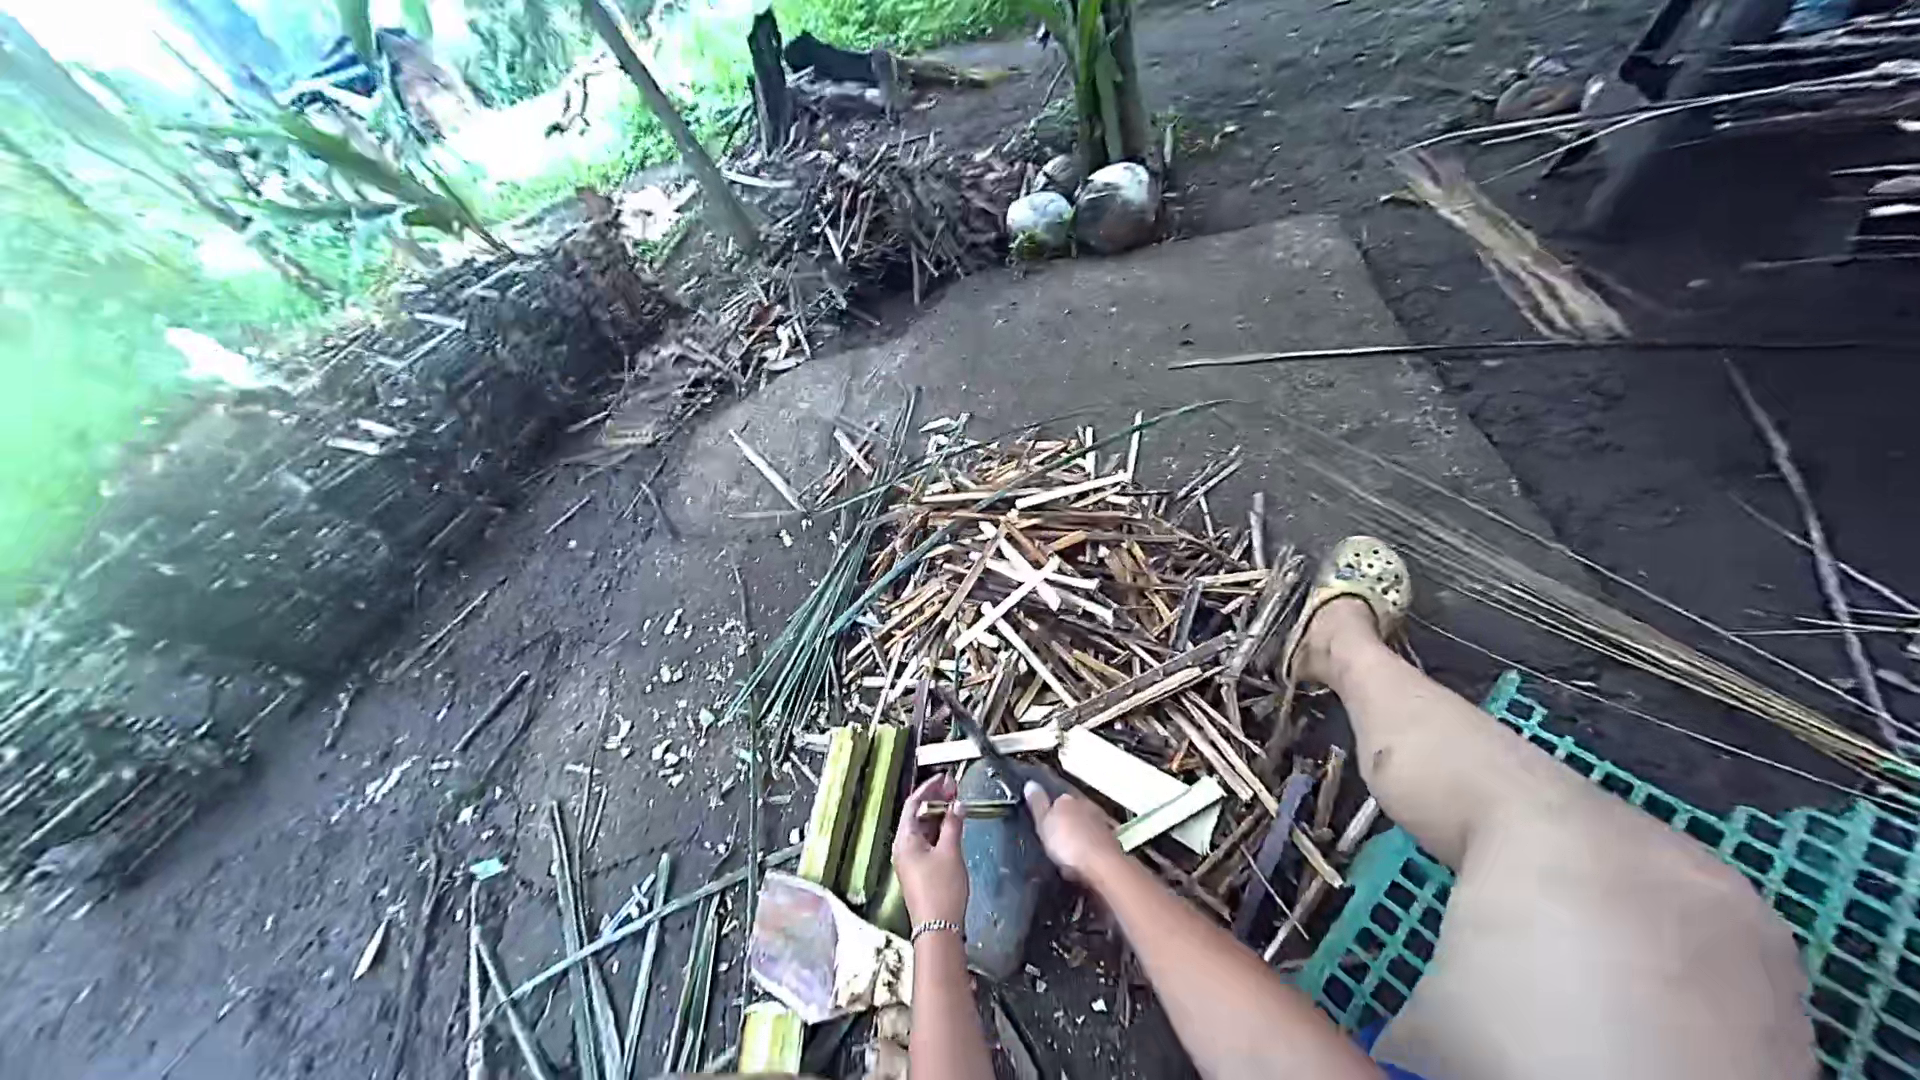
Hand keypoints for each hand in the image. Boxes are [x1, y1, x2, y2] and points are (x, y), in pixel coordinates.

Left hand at [892, 774, 968, 926]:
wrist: (938, 930)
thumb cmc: (942, 890)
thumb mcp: (951, 852)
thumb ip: (953, 824)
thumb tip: (956, 805)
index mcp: (904, 839)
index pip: (914, 803)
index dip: (929, 788)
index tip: (944, 778)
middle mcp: (902, 847)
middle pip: (917, 814)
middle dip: (936, 800)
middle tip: (954, 788)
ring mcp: (909, 859)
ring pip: (923, 828)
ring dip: (939, 814)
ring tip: (956, 803)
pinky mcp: (918, 870)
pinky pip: (927, 841)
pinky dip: (939, 830)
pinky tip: (952, 826)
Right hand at [1023, 781, 1121, 881]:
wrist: (1102, 864)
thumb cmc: (1067, 843)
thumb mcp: (1043, 824)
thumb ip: (1037, 804)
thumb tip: (1030, 783)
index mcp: (1067, 799)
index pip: (1057, 800)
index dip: (1051, 813)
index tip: (1047, 827)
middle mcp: (1087, 805)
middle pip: (1074, 812)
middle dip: (1068, 823)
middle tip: (1059, 842)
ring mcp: (1103, 822)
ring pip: (1087, 826)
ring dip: (1081, 835)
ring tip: (1073, 853)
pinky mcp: (1114, 840)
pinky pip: (1097, 841)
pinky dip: (1092, 847)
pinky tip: (1088, 859)